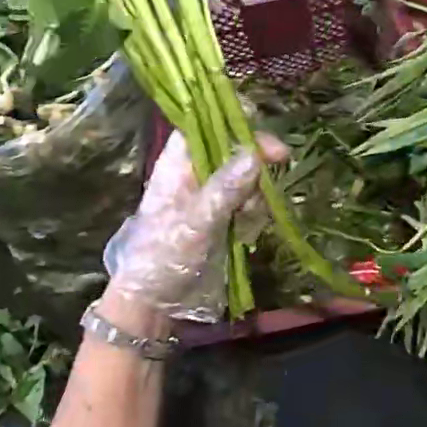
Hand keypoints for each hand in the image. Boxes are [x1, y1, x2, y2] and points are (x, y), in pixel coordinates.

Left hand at [101, 132, 286, 323]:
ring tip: (245, 221)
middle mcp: (197, 173)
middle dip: (254, 165)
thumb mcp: (195, 222)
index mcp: (179, 164)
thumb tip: (254, 153)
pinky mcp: (226, 217)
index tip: (263, 136)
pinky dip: (255, 215)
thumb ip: (225, 188)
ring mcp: (213, 195)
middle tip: (270, 176)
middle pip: (235, 149)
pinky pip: (251, 204)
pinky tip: (244, 234)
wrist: (156, 304)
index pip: (205, 125)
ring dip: (256, 195)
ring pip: (249, 177)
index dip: (232, 122)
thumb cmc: (163, 256)